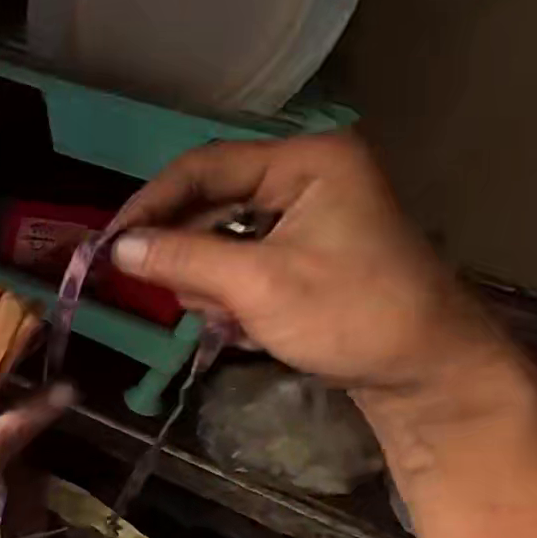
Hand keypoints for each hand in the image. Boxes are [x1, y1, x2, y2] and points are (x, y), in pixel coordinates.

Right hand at [110, 132, 510, 398]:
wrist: (427, 374)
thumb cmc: (352, 316)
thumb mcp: (257, 285)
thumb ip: (181, 259)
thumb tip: (115, 247)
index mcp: (304, 164)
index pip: (201, 168)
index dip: (148, 204)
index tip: (109, 244)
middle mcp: (298, 178)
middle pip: (203, 202)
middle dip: (181, 253)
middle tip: (160, 290)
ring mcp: (297, 215)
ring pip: (210, 236)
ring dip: (202, 280)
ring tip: (226, 317)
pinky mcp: (292, 249)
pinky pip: (229, 259)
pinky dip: (221, 291)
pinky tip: (238, 321)